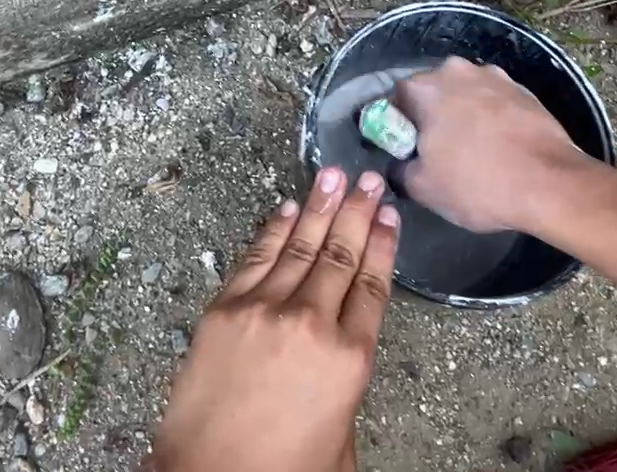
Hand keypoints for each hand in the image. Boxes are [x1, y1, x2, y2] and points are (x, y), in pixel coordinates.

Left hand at [146, 167, 400, 471]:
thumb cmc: (282, 471)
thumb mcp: (340, 438)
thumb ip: (344, 380)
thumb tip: (339, 342)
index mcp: (348, 359)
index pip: (372, 285)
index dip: (383, 245)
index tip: (389, 215)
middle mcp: (310, 322)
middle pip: (341, 255)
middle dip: (357, 212)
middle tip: (369, 179)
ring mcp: (264, 308)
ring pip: (301, 245)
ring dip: (320, 206)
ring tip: (335, 174)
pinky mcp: (226, 307)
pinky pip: (257, 257)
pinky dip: (275, 229)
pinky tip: (289, 208)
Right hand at [393, 55, 594, 233]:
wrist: (551, 184)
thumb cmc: (477, 183)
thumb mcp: (422, 188)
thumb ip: (400, 170)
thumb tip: (400, 164)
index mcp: (424, 88)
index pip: (396, 99)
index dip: (398, 125)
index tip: (409, 149)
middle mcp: (455, 71)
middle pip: (432, 92)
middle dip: (432, 116)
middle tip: (440, 151)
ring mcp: (493, 76)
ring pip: (465, 94)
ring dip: (464, 114)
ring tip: (475, 149)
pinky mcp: (523, 89)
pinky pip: (494, 101)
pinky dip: (492, 118)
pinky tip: (501, 146)